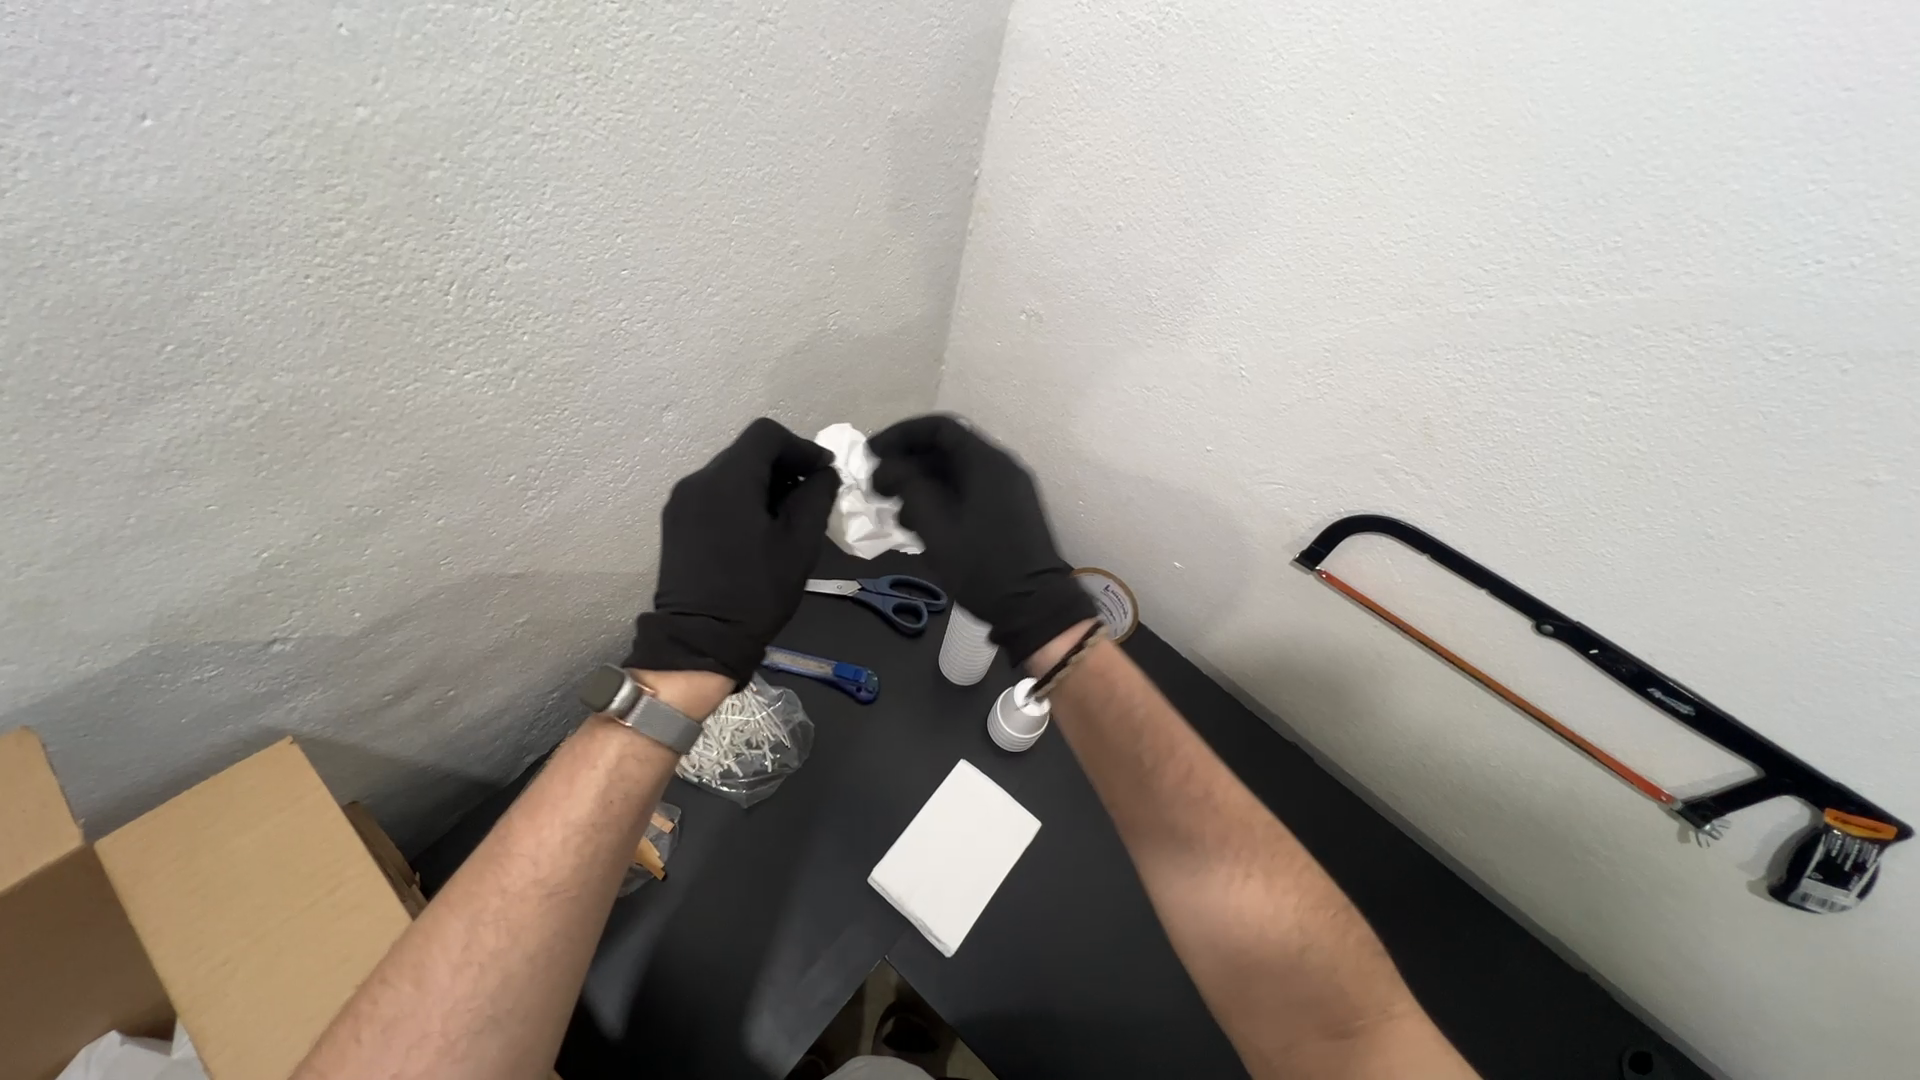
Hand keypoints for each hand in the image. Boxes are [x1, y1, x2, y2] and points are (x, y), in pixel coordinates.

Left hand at [626, 418, 837, 685]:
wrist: (701, 640)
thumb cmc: (756, 590)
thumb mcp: (799, 543)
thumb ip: (816, 496)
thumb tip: (824, 473)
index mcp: (728, 480)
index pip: (767, 434)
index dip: (802, 447)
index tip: (824, 472)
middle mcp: (698, 480)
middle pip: (747, 452)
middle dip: (784, 465)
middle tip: (811, 495)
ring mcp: (682, 501)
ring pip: (731, 473)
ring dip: (763, 483)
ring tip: (787, 515)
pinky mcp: (676, 522)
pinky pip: (715, 494)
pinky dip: (741, 498)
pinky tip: (758, 528)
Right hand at [871, 415, 1094, 664]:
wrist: (1034, 607)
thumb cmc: (982, 566)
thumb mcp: (935, 527)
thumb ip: (908, 488)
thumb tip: (888, 469)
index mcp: (987, 462)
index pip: (939, 428)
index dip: (901, 436)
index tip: (872, 454)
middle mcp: (1002, 467)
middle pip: (947, 450)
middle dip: (908, 465)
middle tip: (879, 488)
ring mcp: (1009, 490)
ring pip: (958, 474)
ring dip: (923, 486)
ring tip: (897, 513)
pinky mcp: (1010, 512)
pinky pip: (970, 493)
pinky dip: (942, 501)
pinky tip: (921, 526)